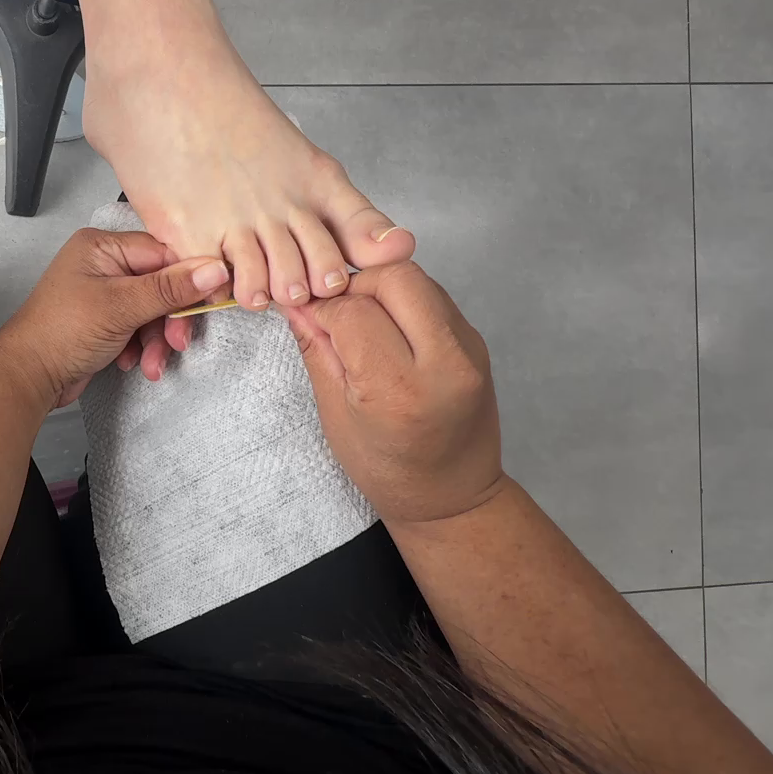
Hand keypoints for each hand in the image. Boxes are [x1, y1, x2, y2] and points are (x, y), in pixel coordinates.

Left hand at [0, 228, 229, 408]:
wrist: (28, 377)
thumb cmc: (63, 333)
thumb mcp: (121, 307)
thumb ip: (170, 289)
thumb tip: (216, 269)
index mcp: (103, 246)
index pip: (163, 252)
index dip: (191, 278)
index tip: (213, 301)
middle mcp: (104, 264)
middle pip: (161, 283)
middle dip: (170, 318)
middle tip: (177, 343)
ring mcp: (104, 293)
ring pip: (152, 310)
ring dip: (157, 340)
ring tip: (152, 364)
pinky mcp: (105, 320)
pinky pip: (139, 327)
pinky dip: (142, 347)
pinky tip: (133, 363)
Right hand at [79, 0, 415, 338]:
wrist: (160, 65)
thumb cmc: (208, 88)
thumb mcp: (290, 144)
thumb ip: (345, 206)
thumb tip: (394, 241)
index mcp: (316, 175)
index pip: (364, 239)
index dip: (359, 266)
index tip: (339, 272)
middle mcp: (287, 203)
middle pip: (320, 274)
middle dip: (307, 289)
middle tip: (286, 285)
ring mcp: (242, 222)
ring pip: (276, 286)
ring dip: (263, 291)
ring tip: (248, 282)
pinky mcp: (192, 234)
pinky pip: (219, 286)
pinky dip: (217, 289)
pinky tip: (211, 271)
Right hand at [284, 262, 507, 524]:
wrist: (453, 494)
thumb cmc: (385, 466)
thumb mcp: (335, 412)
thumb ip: (317, 350)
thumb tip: (295, 305)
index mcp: (398, 389)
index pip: (353, 313)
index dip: (321, 307)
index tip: (308, 316)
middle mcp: (444, 362)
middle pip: (394, 279)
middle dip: (356, 285)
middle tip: (337, 311)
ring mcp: (469, 349)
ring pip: (417, 279)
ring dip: (380, 289)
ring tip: (361, 319)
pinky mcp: (476, 341)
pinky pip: (433, 297)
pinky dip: (402, 301)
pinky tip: (386, 328)